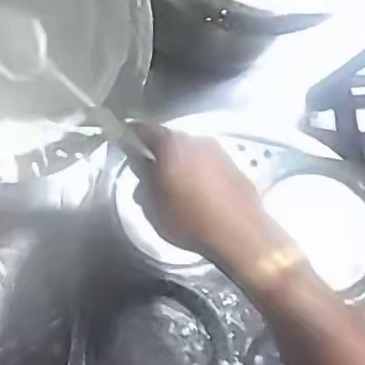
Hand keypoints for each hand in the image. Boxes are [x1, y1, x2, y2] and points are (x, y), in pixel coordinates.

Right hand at [131, 124, 305, 291]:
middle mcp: (197, 140)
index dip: (130, 137)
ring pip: (190, 153)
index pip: (143, 130)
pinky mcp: (235, 166)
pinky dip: (198, 173)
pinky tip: (197, 196)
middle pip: (169, 141)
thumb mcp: (153, 204)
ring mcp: (219, 151)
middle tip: (148, 179)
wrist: (240, 234)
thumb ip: (143, 176)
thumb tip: (140, 161)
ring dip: (179, 165)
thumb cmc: (189, 220)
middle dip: (157, 156)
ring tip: (173, 192)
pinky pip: (207, 164)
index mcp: (172, 144)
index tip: (124, 146)